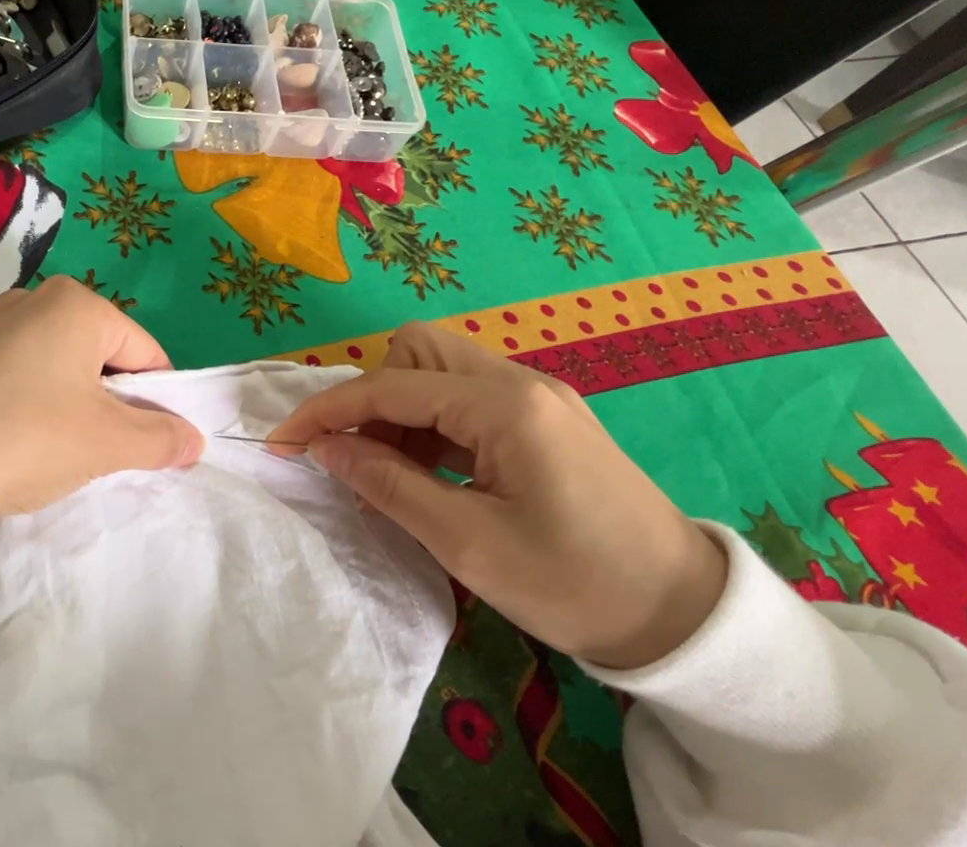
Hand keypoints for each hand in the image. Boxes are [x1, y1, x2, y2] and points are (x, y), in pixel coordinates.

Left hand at [0, 277, 202, 518]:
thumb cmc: (26, 438)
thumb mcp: (106, 444)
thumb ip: (160, 438)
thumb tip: (193, 440)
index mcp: (75, 305)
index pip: (144, 353)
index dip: (155, 402)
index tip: (146, 445)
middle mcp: (29, 300)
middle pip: (97, 357)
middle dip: (107, 404)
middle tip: (94, 451)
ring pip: (52, 368)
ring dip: (65, 406)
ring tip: (47, 450)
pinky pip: (10, 376)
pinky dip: (22, 404)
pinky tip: (7, 440)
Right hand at [270, 323, 726, 669]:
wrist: (684, 617)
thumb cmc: (574, 584)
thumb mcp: (466, 542)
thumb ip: (387, 485)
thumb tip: (324, 448)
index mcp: (505, 406)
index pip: (390, 386)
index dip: (327, 411)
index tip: (282, 443)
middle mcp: (520, 382)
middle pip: (417, 349)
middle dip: (370, 395)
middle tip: (356, 457)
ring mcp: (536, 398)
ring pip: (440, 370)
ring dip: (398, 411)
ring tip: (388, 476)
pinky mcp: (544, 420)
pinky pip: (465, 399)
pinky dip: (429, 426)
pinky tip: (426, 475)